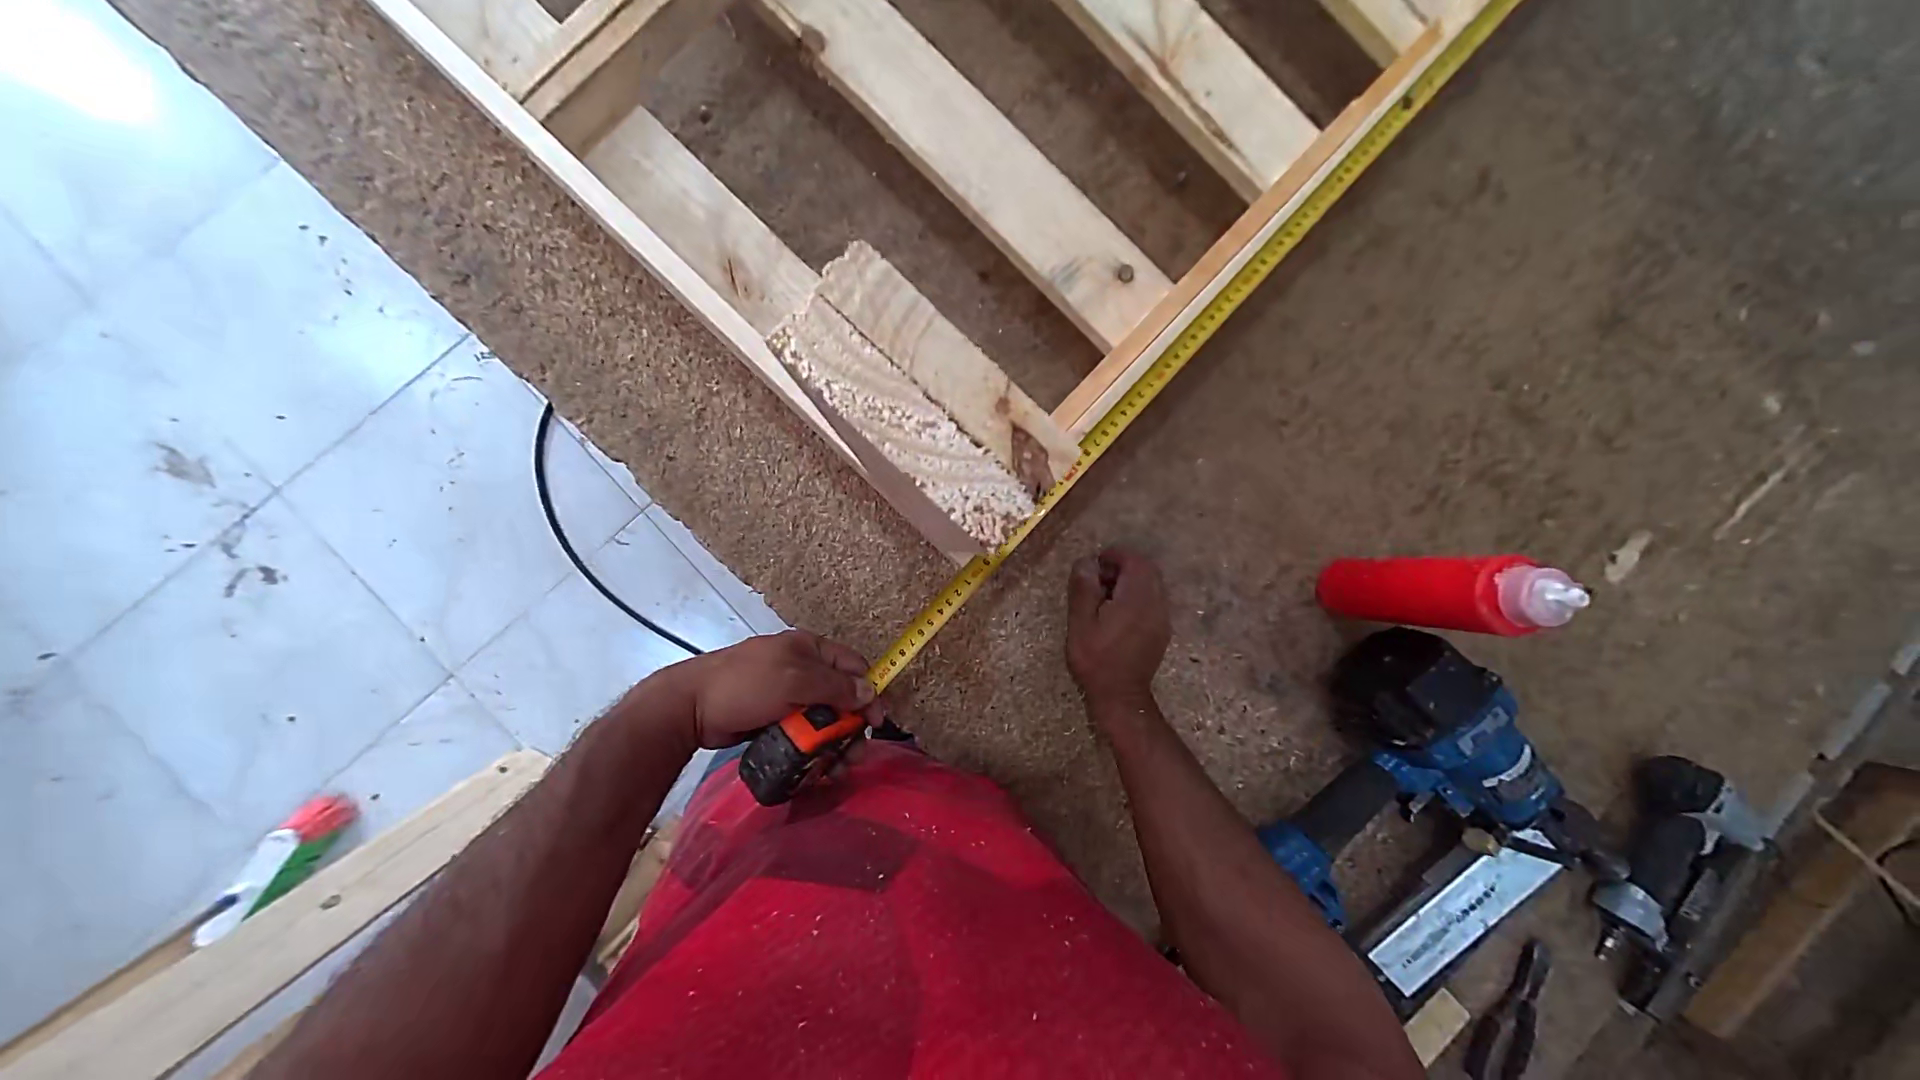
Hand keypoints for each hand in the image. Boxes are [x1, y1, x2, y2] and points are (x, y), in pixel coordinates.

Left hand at [656, 630, 878, 748]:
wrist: (690, 708)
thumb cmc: (746, 685)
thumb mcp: (795, 680)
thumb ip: (835, 686)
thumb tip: (871, 691)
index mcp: (809, 649)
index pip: (853, 666)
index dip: (868, 692)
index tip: (876, 722)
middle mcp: (802, 669)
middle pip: (841, 697)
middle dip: (851, 726)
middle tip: (856, 755)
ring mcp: (786, 695)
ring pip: (823, 718)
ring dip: (834, 742)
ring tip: (837, 768)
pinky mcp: (773, 718)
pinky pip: (802, 732)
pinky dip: (812, 748)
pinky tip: (817, 767)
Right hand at [1066, 548, 1170, 707]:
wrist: (1120, 696)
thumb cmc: (1096, 660)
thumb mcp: (1080, 623)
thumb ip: (1084, 589)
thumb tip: (1086, 562)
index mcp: (1137, 599)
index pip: (1135, 561)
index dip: (1114, 556)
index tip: (1094, 564)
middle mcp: (1156, 604)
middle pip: (1147, 570)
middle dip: (1123, 566)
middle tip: (1098, 579)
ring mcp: (1162, 618)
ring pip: (1152, 584)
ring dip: (1130, 581)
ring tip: (1105, 596)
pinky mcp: (1161, 630)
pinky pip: (1154, 600)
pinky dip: (1137, 595)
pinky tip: (1117, 613)